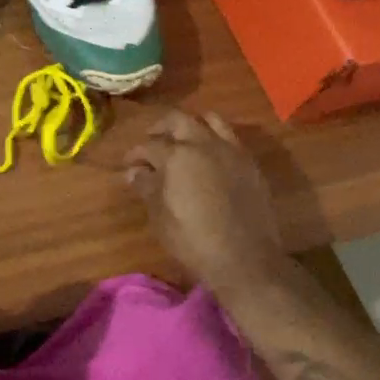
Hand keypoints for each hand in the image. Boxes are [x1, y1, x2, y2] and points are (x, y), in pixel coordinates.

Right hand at [123, 110, 292, 296]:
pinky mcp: (250, 163)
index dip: (135, 154)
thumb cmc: (193, 240)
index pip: (149, 146)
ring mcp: (231, 151)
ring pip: (210, 120)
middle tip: (152, 140)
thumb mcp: (161, 216)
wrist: (246, 259)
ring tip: (184, 139)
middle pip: (179, 120)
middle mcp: (204, 144)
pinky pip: (231, 137)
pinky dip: (216, 137)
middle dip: (161, 127)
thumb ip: (147, 187)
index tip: (128, 164)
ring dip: (192, 125)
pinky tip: (209, 155)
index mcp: (177, 156)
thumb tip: (134, 172)